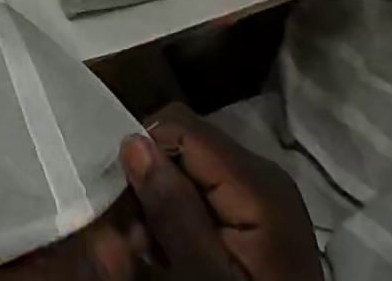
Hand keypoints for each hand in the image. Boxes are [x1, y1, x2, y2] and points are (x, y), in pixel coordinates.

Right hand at [141, 103, 320, 280]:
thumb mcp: (206, 278)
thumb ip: (173, 211)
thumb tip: (133, 142)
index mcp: (256, 182)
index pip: (176, 126)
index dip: (144, 156)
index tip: (130, 206)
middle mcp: (261, 170)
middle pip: (180, 136)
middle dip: (148, 174)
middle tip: (138, 229)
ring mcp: (261, 188)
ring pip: (184, 157)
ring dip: (158, 192)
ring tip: (154, 244)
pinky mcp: (256, 205)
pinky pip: (200, 179)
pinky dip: (178, 204)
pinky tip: (177, 244)